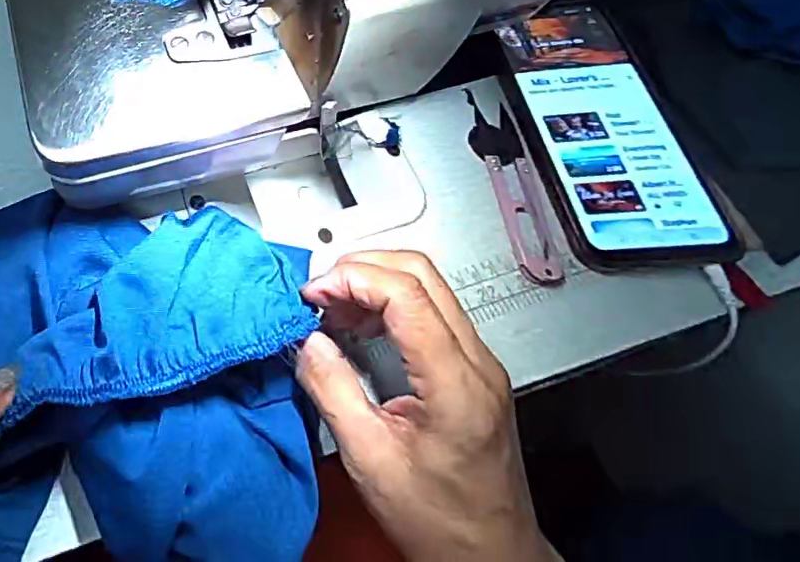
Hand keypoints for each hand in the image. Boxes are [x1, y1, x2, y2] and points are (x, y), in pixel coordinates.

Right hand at [295, 251, 558, 561]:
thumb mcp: (370, 459)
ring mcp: (478, 361)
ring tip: (333, 307)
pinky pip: (427, 307)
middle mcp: (476, 362)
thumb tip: (307, 339)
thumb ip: (332, 389)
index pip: (406, 293)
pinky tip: (358, 324)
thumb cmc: (441, 524)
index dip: (352, 279)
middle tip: (321, 290)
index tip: (314, 294)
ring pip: (424, 282)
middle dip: (360, 267)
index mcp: (456, 384)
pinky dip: (385, 301)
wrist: (492, 561)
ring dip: (372, 281)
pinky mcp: (470, 366)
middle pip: (419, 271)